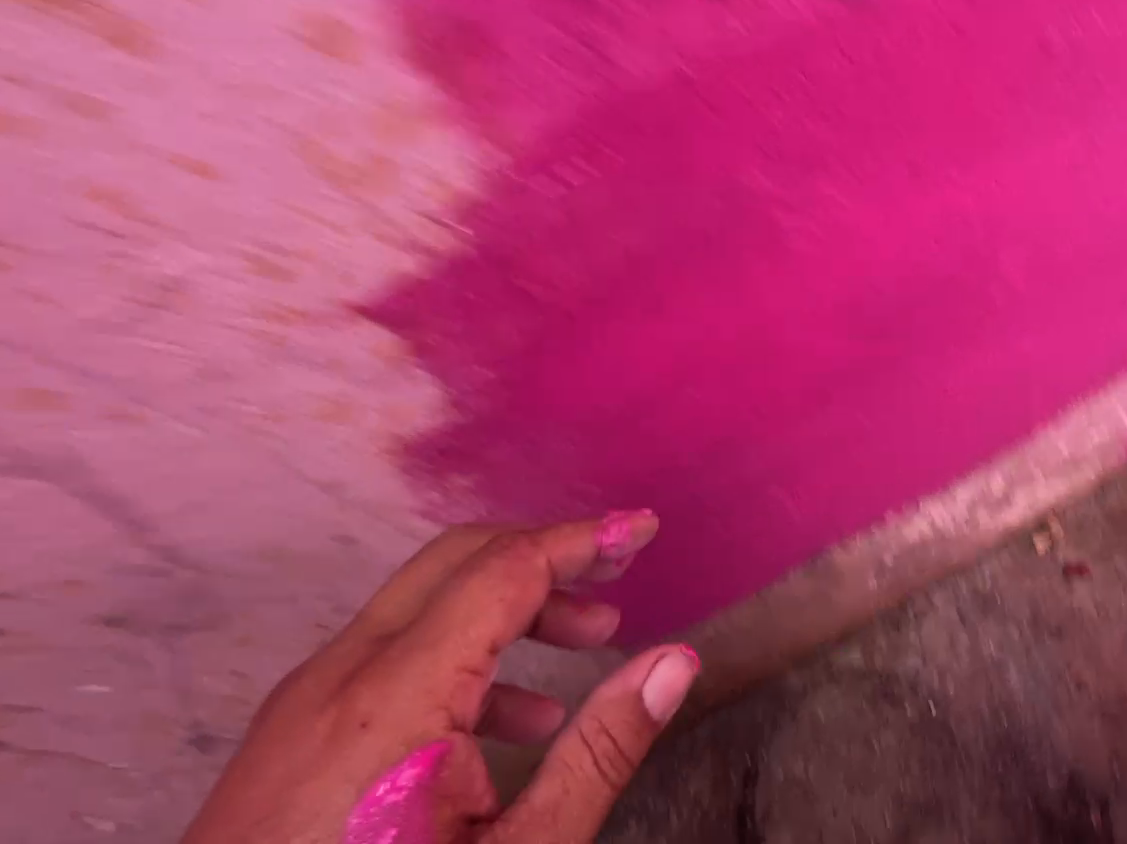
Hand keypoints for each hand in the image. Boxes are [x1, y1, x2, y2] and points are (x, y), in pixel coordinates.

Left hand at [183, 512, 698, 842]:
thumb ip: (600, 751)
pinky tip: (521, 719)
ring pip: (427, 602)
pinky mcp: (295, 736)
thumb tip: (676, 662)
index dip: (583, 540)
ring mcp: (306, 704)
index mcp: (392, 699)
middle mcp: (339, 677)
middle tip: (620, 573)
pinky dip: (471, 651)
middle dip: (551, 553)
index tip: (645, 530)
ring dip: (516, 603)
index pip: (504, 570)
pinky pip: (396, 654)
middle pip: (460, 560)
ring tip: (589, 639)